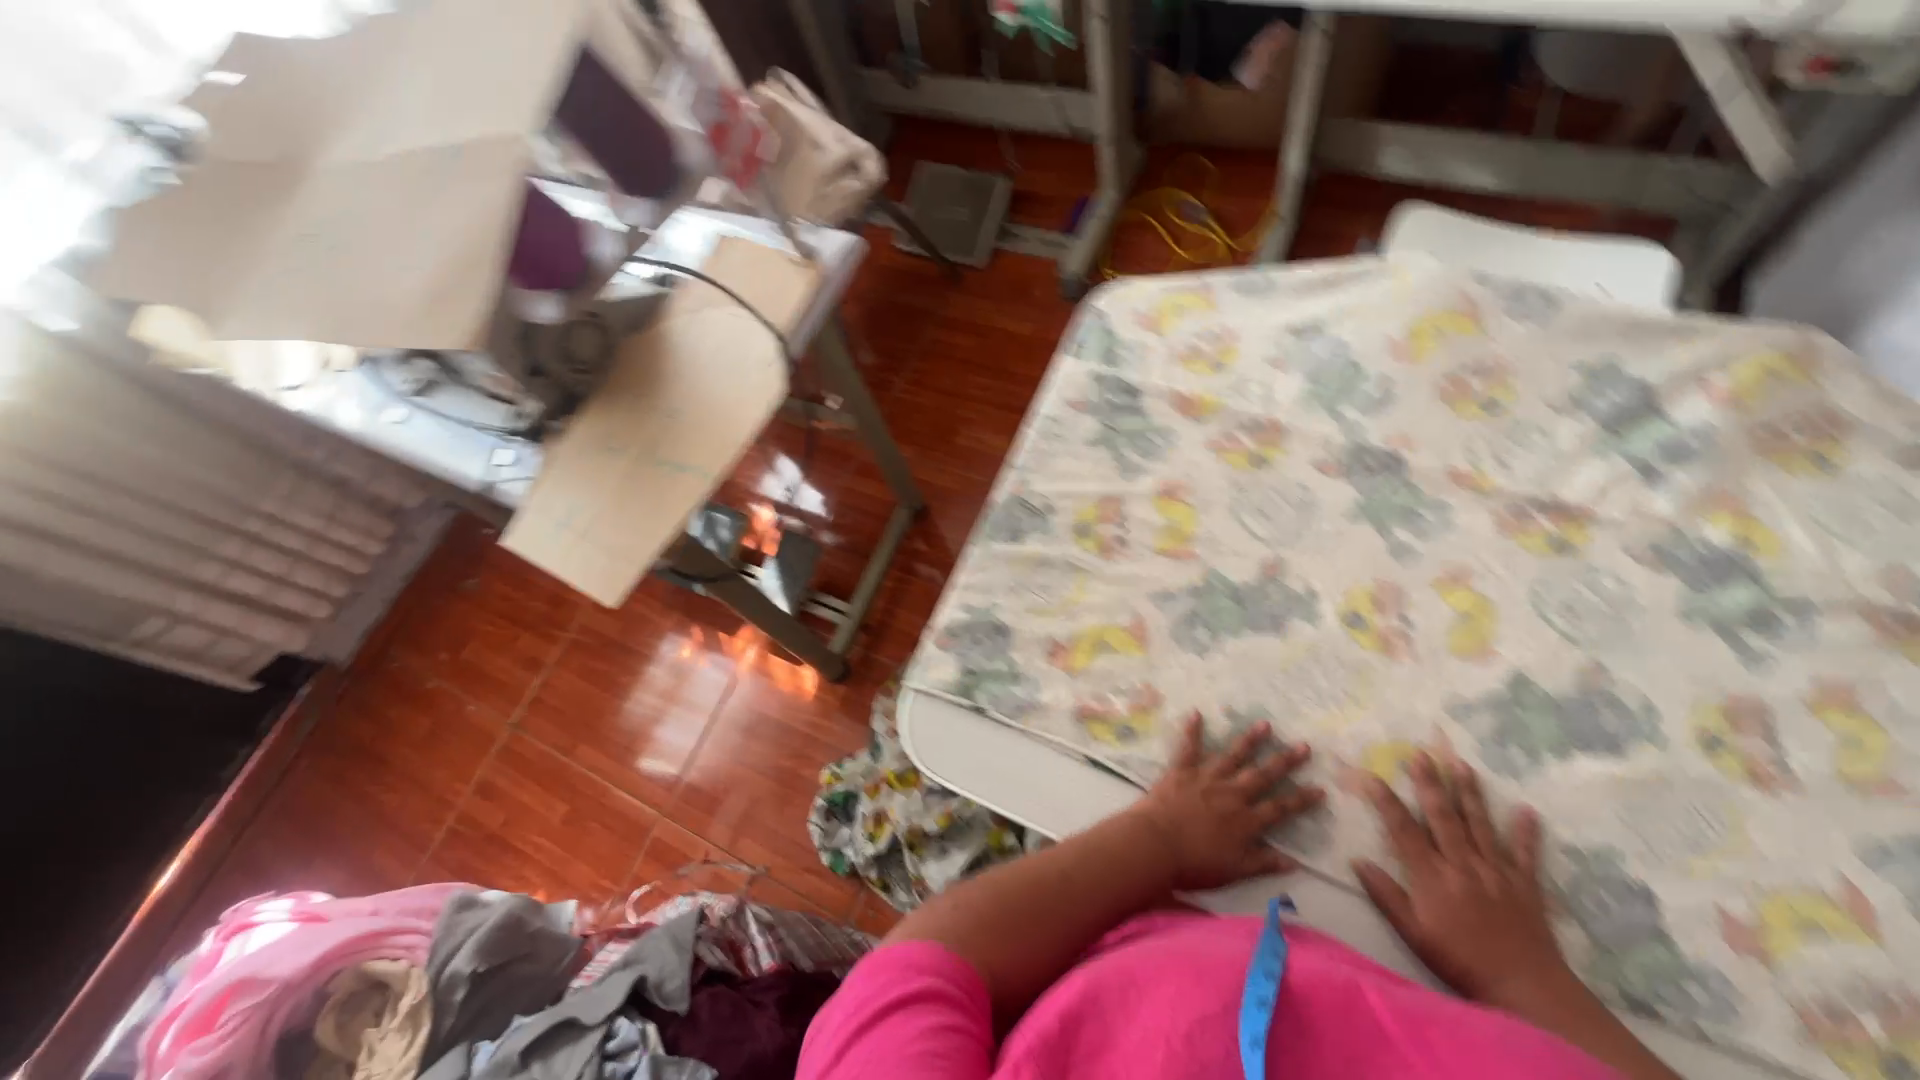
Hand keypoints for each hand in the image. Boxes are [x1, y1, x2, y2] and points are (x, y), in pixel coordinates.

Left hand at [1130, 712, 1323, 891]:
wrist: (1155, 845)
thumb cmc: (1194, 864)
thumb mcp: (1234, 871)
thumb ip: (1263, 863)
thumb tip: (1294, 862)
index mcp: (1245, 821)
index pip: (1280, 808)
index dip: (1301, 800)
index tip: (1320, 788)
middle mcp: (1231, 795)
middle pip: (1262, 775)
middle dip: (1284, 761)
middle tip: (1303, 745)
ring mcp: (1206, 779)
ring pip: (1232, 756)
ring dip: (1249, 740)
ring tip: (1265, 724)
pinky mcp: (1181, 771)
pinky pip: (1188, 748)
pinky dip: (1192, 731)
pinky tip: (1196, 713)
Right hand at [1351, 753, 1574, 1006]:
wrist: (1523, 987)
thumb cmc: (1459, 960)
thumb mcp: (1413, 933)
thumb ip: (1386, 896)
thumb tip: (1358, 861)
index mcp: (1432, 877)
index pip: (1403, 829)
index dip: (1385, 800)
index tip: (1370, 776)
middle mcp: (1463, 865)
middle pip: (1443, 816)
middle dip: (1430, 782)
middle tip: (1421, 753)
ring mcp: (1496, 871)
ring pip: (1480, 824)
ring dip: (1470, 793)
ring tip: (1461, 764)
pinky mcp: (1525, 884)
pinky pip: (1525, 852)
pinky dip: (1525, 831)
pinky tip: (1526, 810)